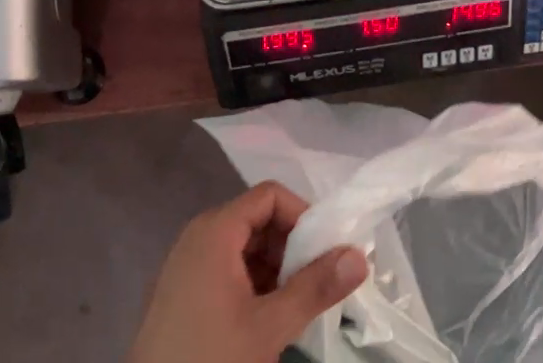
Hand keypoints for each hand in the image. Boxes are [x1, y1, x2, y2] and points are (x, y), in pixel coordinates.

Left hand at [128, 181, 368, 362]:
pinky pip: (228, 268)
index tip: (327, 251)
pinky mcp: (184, 291)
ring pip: (245, 246)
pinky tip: (268, 317)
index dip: (303, 215)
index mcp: (215, 231)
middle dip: (293, 245)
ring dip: (277, 267)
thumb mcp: (269, 326)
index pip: (270, 196)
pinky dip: (254, 282)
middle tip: (317, 282)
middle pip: (258, 219)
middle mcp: (199, 236)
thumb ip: (315, 287)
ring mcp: (187, 263)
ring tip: (297, 304)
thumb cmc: (210, 357)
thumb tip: (359, 256)